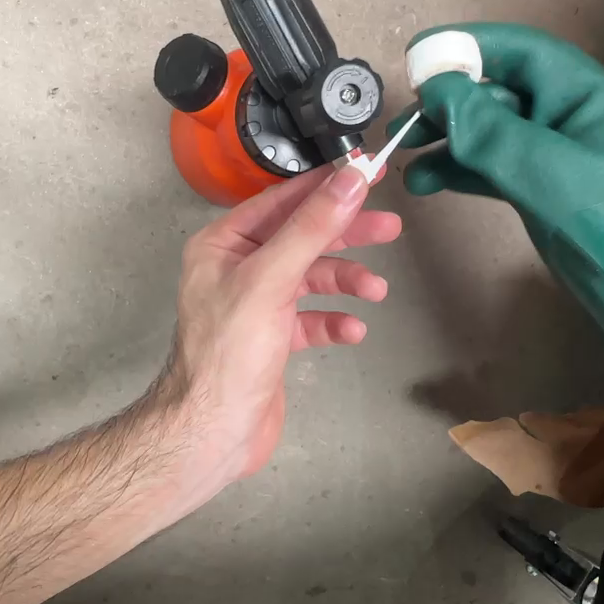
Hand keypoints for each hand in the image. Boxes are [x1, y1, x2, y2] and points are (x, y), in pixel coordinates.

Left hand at [152, 166, 400, 509]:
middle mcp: (237, 268)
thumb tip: (351, 178)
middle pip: (301, 237)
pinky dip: (333, 321)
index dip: (326, 187)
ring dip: (345, 281)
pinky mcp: (272, 338)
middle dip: (345, 235)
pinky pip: (310, 319)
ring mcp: (255, 304)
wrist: (212, 430)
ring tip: (376, 291)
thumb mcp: (270, 279)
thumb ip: (311, 227)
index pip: (281, 201)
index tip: (368, 173)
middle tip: (391, 227)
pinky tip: (352, 331)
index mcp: (223, 244)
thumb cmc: (231, 349)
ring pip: (310, 279)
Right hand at [392, 23, 603, 238]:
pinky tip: (422, 183)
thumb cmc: (602, 215)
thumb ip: (485, 127)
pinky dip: (452, 171)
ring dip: (441, 141)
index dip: (466, 47)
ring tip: (402, 158)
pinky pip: (483, 166)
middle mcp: (559, 113)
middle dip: (444, 103)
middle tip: (400, 122)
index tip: (415, 58)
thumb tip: (434, 89)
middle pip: (491, 92)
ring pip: (481, 132)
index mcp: (577, 91)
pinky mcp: (531, 186)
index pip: (516, 50)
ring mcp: (544, 152)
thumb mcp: (541, 166)